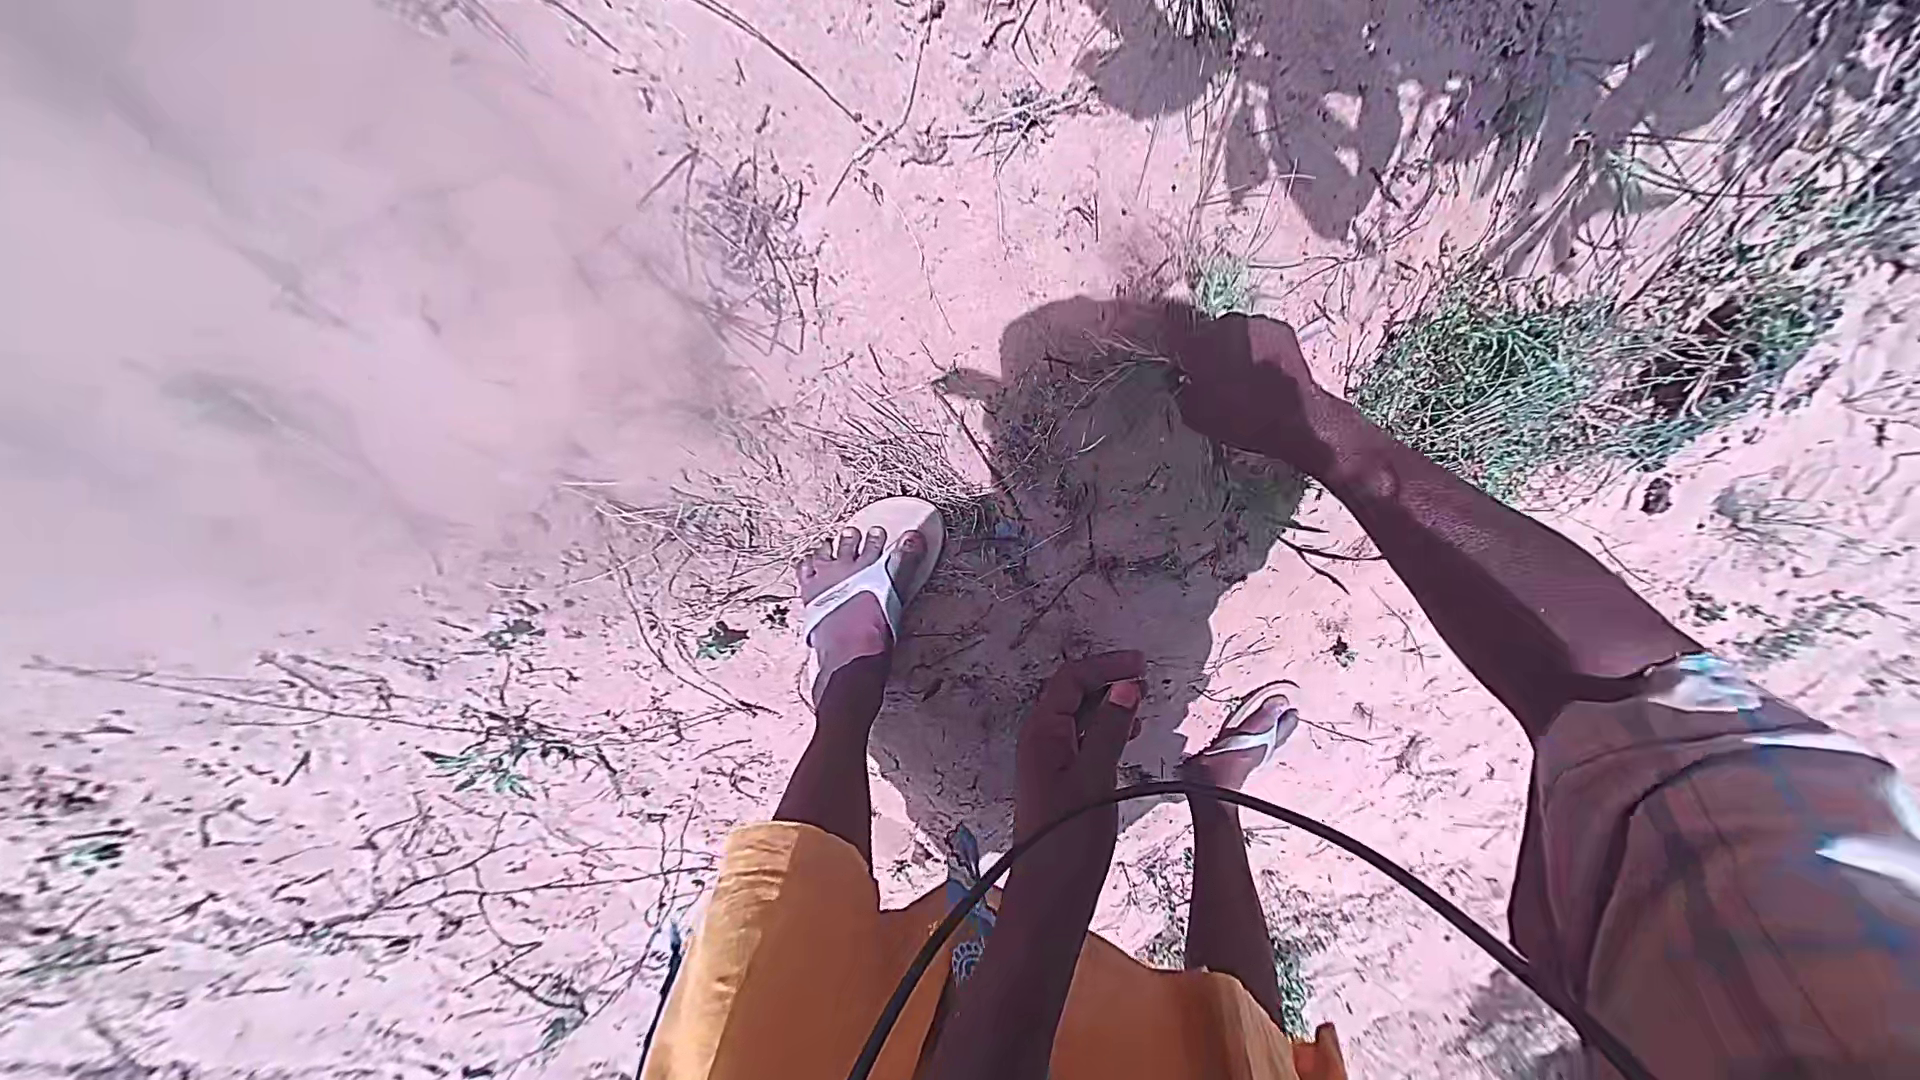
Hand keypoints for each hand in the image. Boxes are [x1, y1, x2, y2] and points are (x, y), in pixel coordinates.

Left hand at [1013, 651, 1145, 867]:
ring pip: (1079, 715)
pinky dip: (1106, 728)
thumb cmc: (1067, 839)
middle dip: (1105, 679)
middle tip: (1142, 677)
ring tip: (1141, 700)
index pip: (1070, 680)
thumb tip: (1126, 687)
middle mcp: (1041, 739)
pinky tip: (1128, 731)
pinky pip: (1083, 738)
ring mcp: (1050, 758)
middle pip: (1071, 693)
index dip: (1105, 666)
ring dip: (1108, 703)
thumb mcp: (1095, 777)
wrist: (1050, 895)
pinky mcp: (1061, 777)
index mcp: (1042, 732)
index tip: (1138, 663)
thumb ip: (1109, 729)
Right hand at [1161, 306, 1332, 465]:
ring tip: (1235, 376)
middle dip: (1203, 349)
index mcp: (1199, 344)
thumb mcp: (1195, 414)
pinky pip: (1256, 334)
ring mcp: (1256, 324)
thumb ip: (1179, 390)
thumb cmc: (1242, 419)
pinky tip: (1256, 372)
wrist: (1294, 421)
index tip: (1172, 354)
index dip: (1169, 341)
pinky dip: (1253, 347)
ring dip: (1229, 347)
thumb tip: (1177, 380)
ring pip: (1232, 331)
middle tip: (1206, 374)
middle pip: (1205, 330)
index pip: (1172, 328)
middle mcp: (1227, 326)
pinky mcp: (1280, 329)